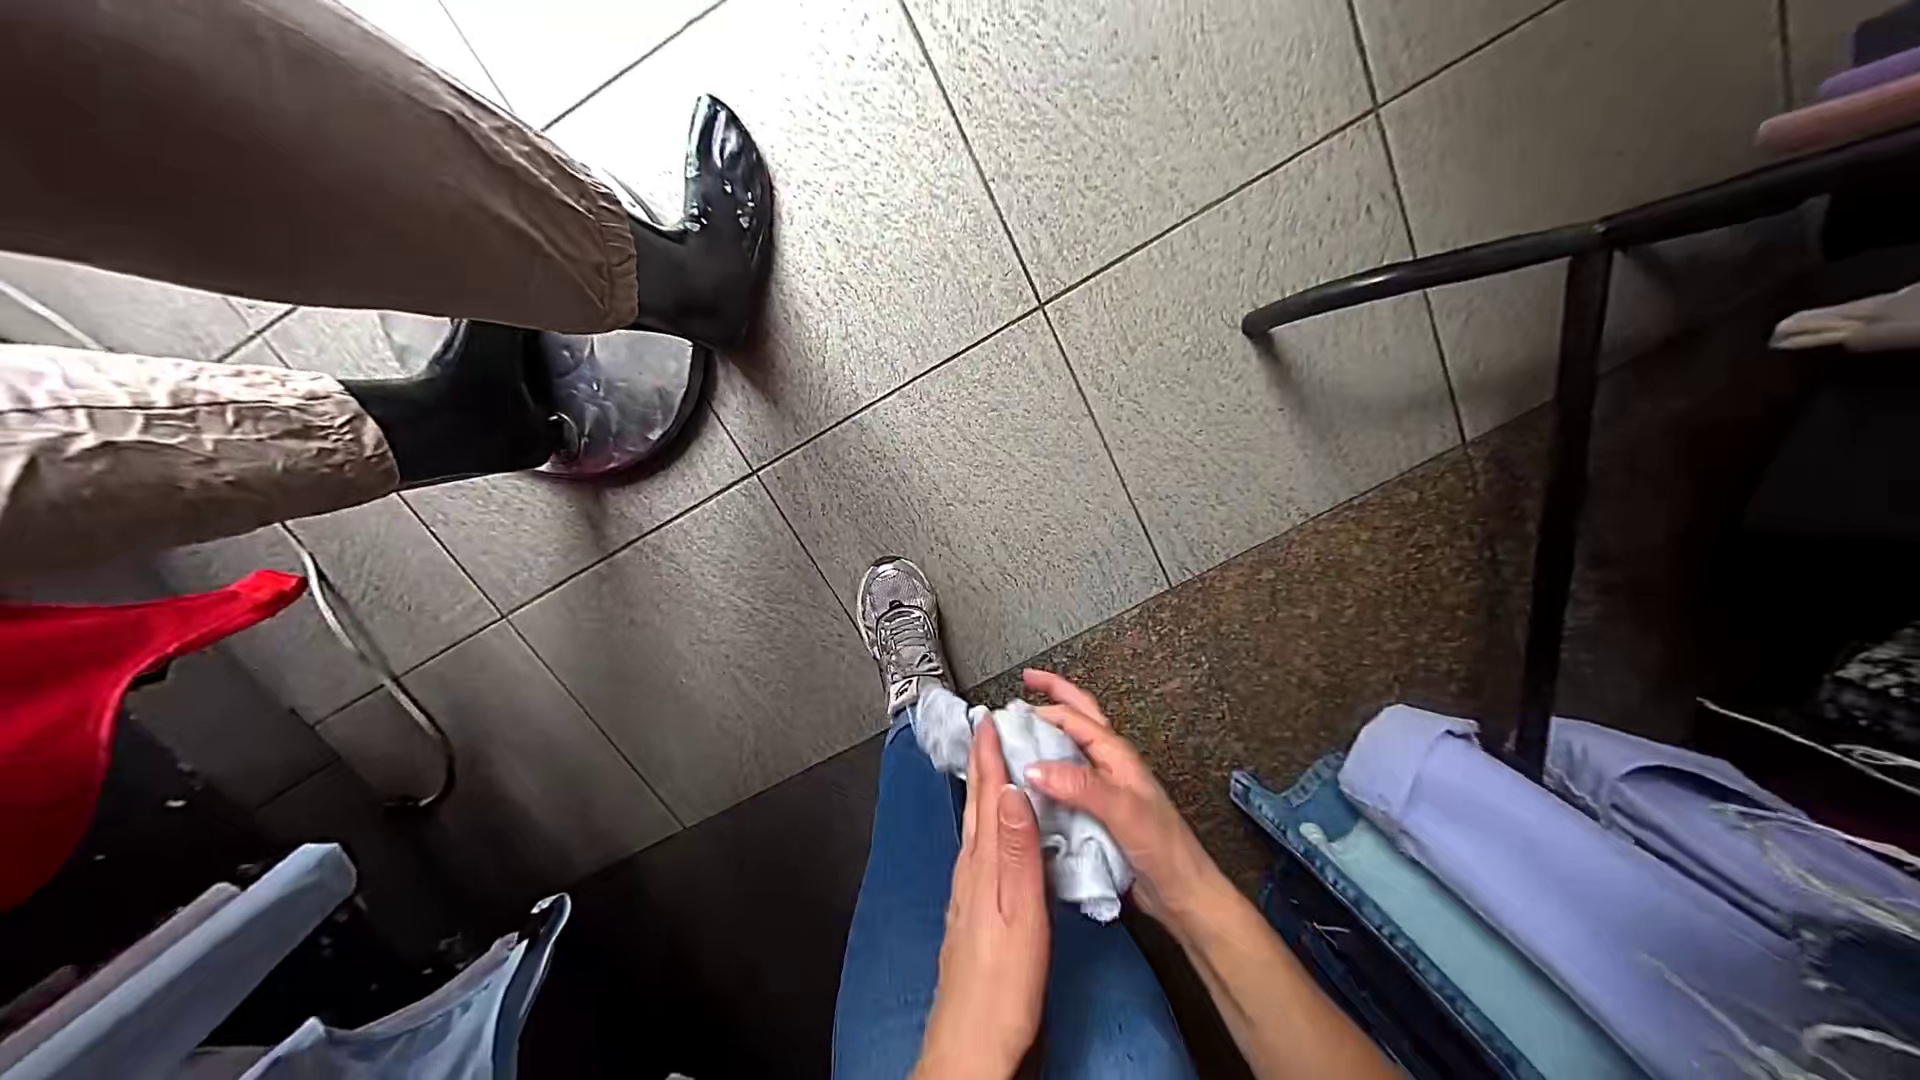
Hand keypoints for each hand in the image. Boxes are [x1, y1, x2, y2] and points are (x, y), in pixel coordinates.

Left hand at [913, 717, 1049, 1079]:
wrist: (973, 1040)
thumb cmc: (1003, 982)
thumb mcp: (1018, 910)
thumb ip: (1016, 850)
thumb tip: (1011, 789)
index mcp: (983, 863)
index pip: (986, 795)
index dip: (987, 756)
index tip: (988, 719)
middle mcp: (970, 868)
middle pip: (976, 804)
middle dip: (981, 764)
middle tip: (985, 730)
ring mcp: (968, 889)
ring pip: (976, 823)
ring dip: (983, 789)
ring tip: (990, 767)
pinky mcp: (973, 908)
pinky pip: (980, 847)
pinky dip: (987, 822)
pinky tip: (992, 829)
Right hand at [1019, 669, 1227, 930]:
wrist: (1180, 892)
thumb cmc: (1163, 848)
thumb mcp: (1122, 810)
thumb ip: (1080, 785)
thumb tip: (1035, 767)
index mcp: (1117, 754)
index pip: (1075, 717)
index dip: (1045, 705)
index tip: (1012, 709)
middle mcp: (1109, 763)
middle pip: (1079, 715)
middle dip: (1054, 692)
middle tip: (1027, 680)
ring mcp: (1103, 785)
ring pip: (1072, 744)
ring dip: (1049, 728)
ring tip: (1023, 725)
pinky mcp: (1096, 808)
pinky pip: (1066, 778)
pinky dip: (1048, 767)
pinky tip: (1031, 777)